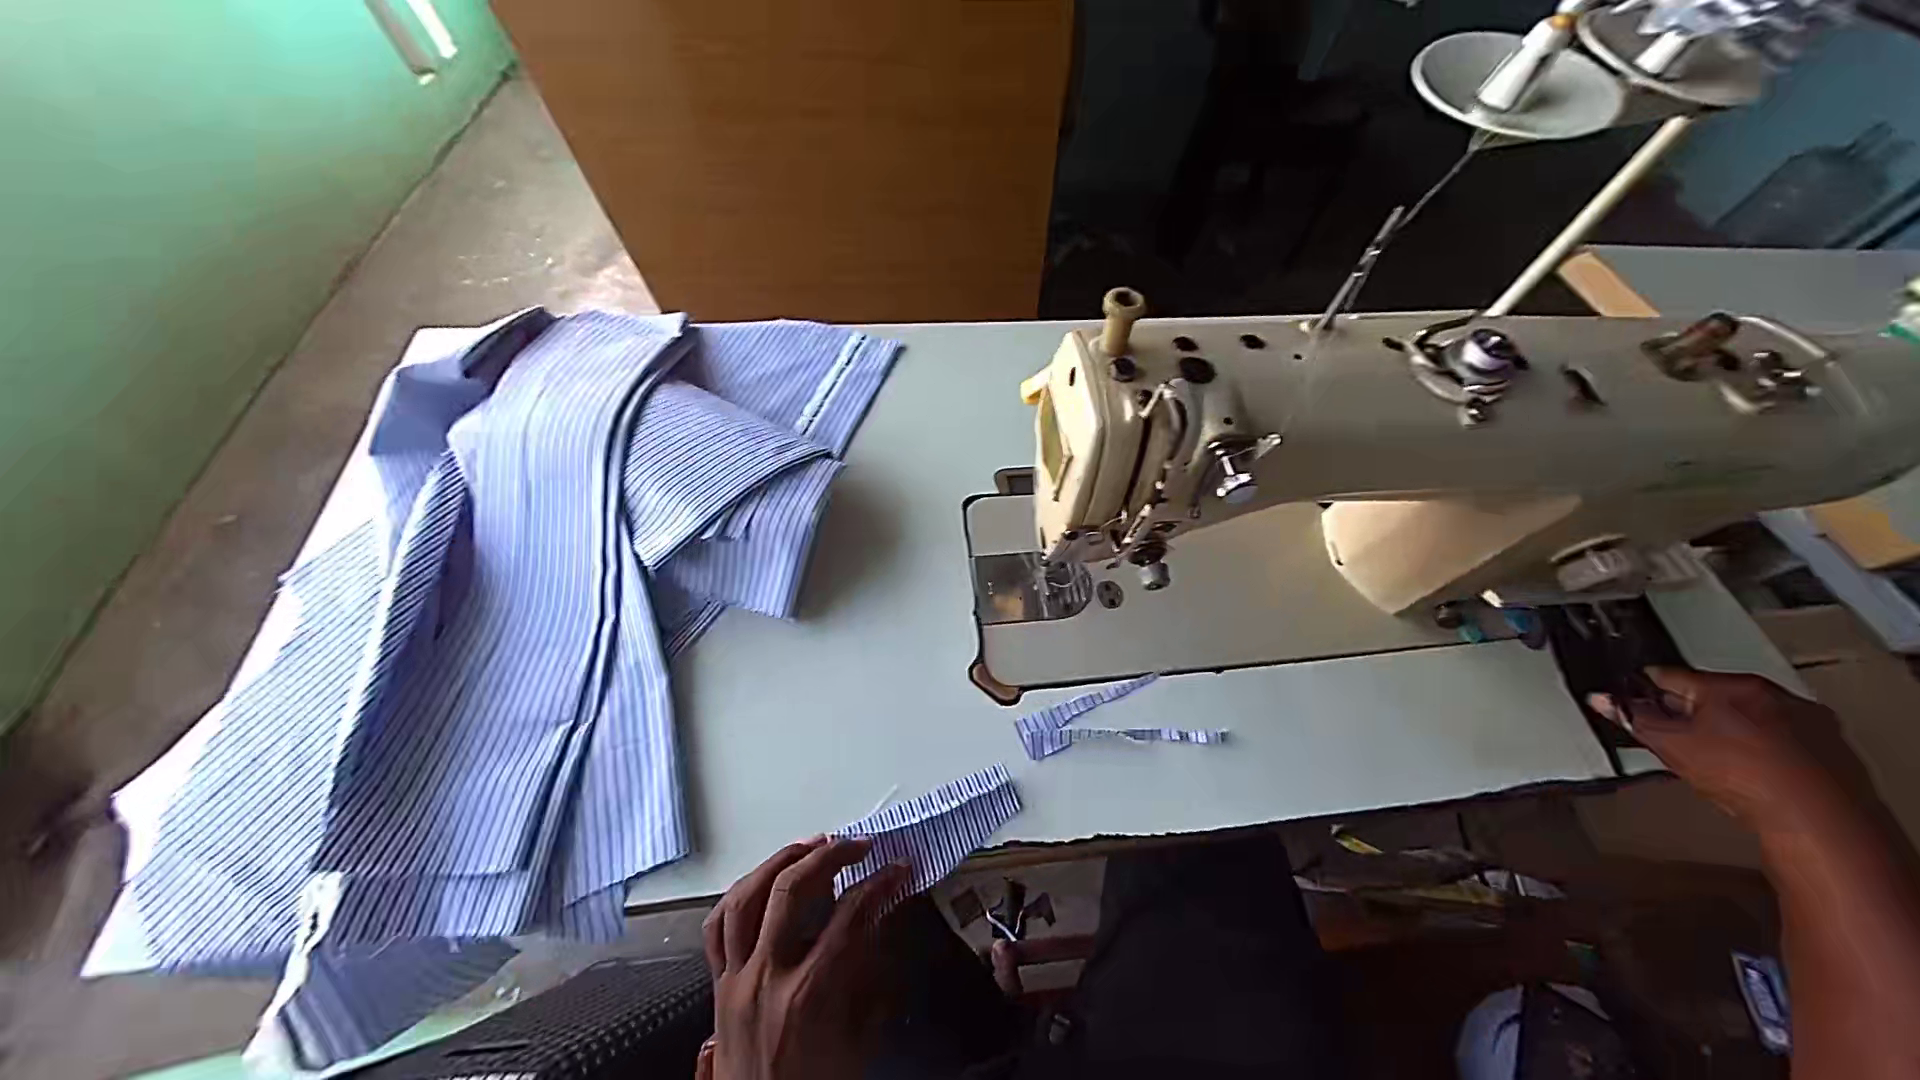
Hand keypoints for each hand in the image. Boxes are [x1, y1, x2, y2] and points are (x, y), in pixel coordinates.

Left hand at [698, 836, 909, 1079]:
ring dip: (780, 860)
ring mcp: (735, 979)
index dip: (879, 884)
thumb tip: (883, 923)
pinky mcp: (717, 986)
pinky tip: (761, 878)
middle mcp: (766, 977)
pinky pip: (716, 927)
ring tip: (809, 844)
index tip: (897, 868)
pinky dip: (738, 894)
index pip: (849, 916)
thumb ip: (872, 978)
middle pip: (792, 890)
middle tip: (856, 845)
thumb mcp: (859, 1040)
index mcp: (808, 995)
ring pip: (746, 897)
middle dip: (830, 856)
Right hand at [1589, 666, 1872, 833]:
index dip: (1644, 693)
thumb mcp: (1667, 743)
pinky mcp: (1834, 752)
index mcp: (1735, 685)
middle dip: (1688, 716)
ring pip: (1746, 721)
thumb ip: (1632, 717)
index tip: (1635, 707)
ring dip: (1726, 735)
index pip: (1669, 677)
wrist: (1816, 822)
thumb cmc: (1749, 777)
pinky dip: (1760, 754)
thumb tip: (1605, 701)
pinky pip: (1779, 743)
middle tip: (1674, 742)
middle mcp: (1777, 697)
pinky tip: (1748, 776)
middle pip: (1710, 698)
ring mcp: (1811, 724)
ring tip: (1712, 764)